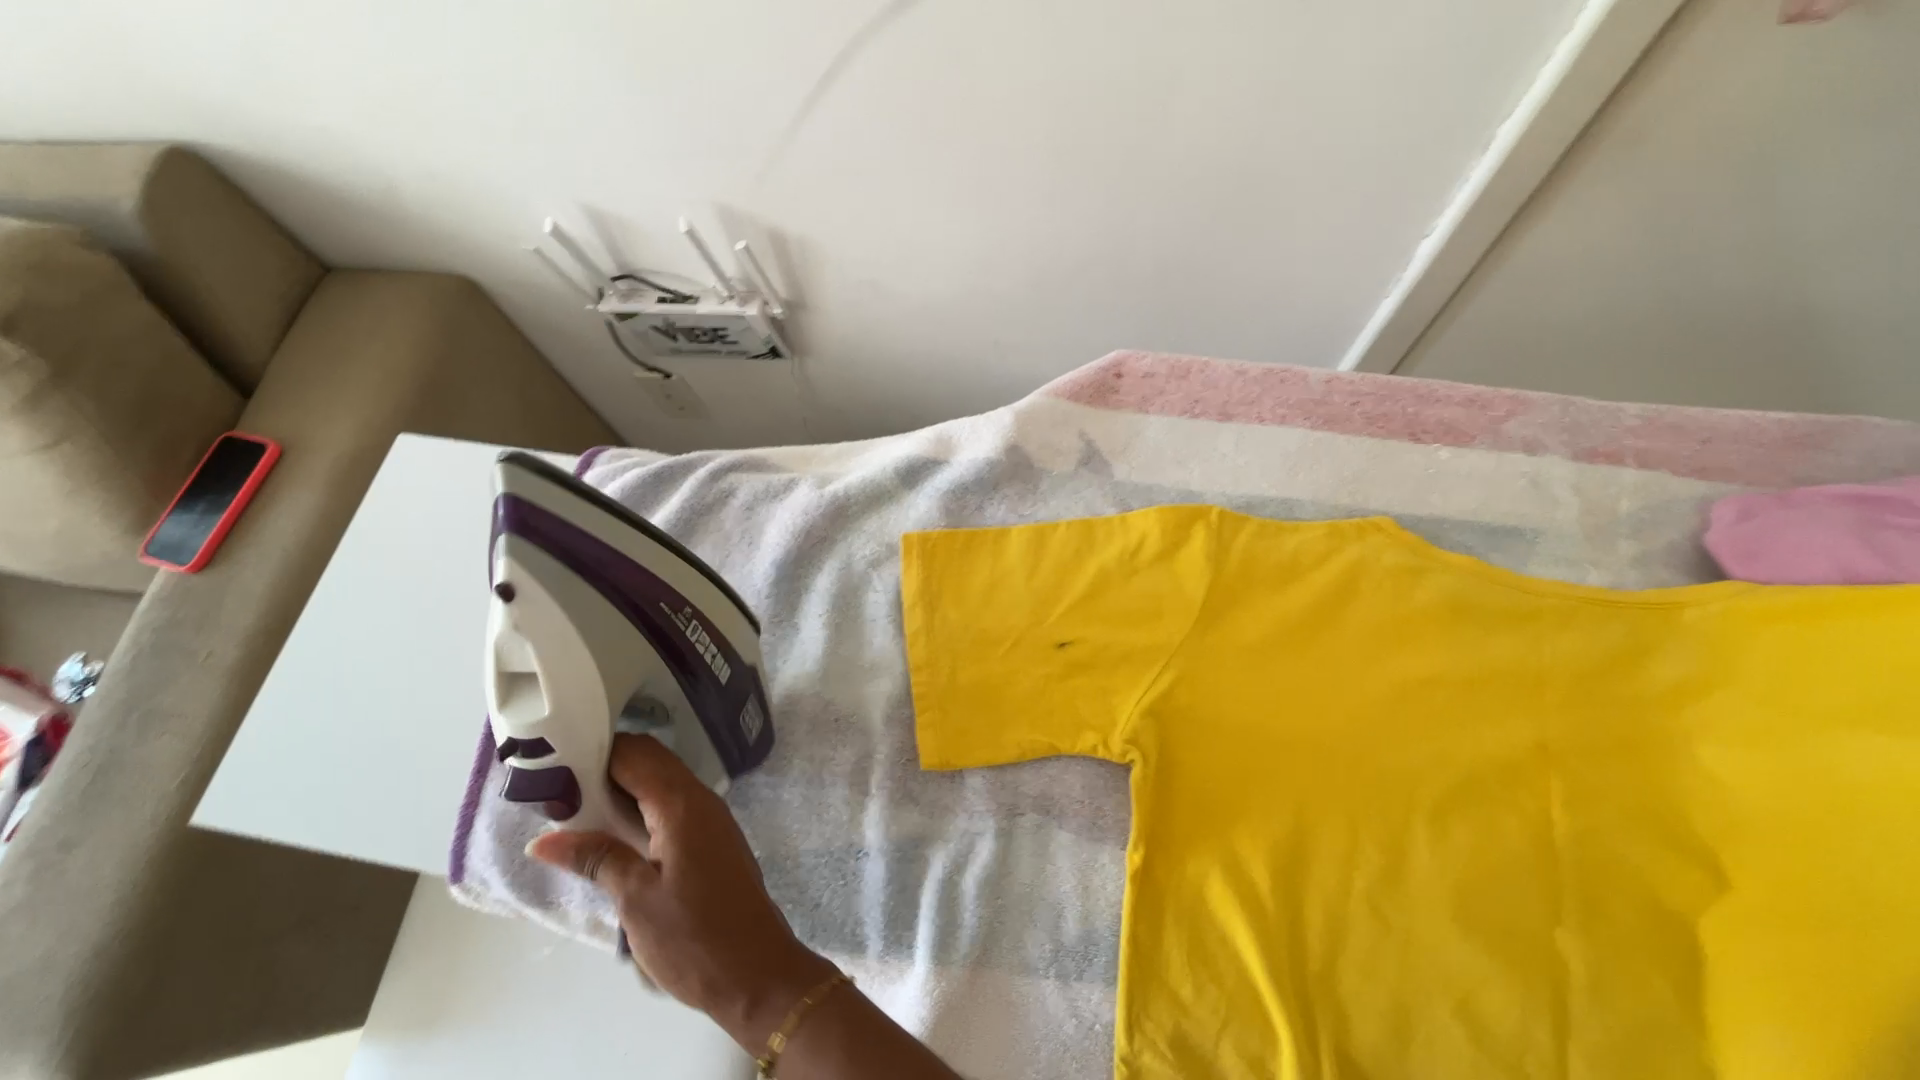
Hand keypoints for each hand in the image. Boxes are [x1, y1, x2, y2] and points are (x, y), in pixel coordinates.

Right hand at [526, 734, 836, 1045]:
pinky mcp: (712, 842)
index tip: (552, 767)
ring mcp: (711, 820)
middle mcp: (701, 800)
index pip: (635, 752)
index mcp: (682, 804)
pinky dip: (640, 813)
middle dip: (604, 770)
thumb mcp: (636, 899)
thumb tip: (545, 839)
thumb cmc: (693, 937)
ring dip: (621, 793)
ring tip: (574, 817)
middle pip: (649, 762)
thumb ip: (596, 858)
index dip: (593, 752)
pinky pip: (671, 809)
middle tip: (557, 795)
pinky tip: (611, 839)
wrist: (756, 973)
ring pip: (660, 785)